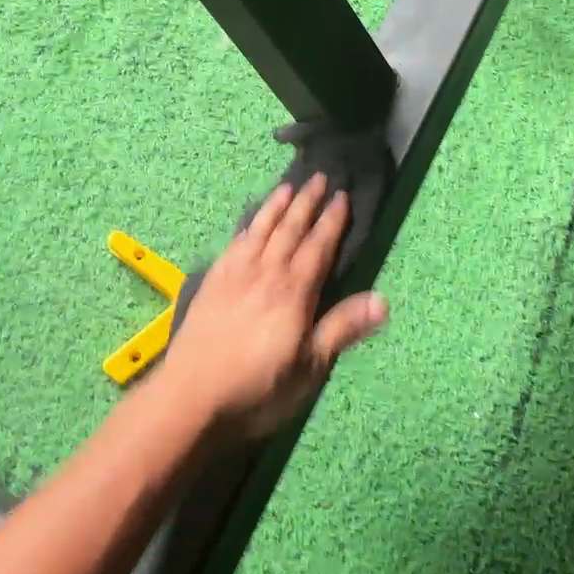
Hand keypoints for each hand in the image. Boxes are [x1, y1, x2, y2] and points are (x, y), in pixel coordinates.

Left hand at [155, 173, 389, 440]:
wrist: (190, 397)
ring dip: (276, 207)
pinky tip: (249, 224)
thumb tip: (383, 299)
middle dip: (306, 202)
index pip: (318, 247)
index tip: (343, 196)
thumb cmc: (257, 389)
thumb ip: (341, 329)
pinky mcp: (211, 283)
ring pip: (260, 230)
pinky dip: (247, 227)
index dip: (332, 221)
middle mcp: (264, 274)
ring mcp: (234, 276)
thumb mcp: (309, 368)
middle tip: (319, 177)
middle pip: (289, 230)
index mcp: (293, 293)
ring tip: (287, 186)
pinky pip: (234, 244)